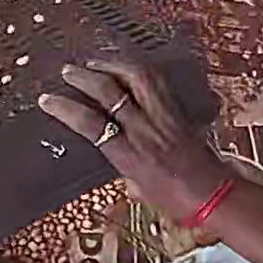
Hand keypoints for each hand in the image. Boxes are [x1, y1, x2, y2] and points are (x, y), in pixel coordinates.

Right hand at [38, 61, 228, 218]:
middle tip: (68, 71)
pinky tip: (127, 67)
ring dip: (112, 65)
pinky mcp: (178, 110)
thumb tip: (110, 148)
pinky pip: (157, 81)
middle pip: (111, 93)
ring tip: (95, 62)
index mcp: (130, 156)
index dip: (65, 109)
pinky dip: (138, 70)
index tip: (47, 99)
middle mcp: (145, 132)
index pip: (91, 124)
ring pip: (137, 78)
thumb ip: (121, 165)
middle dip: (85, 77)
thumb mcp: (138, 187)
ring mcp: (164, 117)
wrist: (215, 195)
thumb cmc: (174, 200)